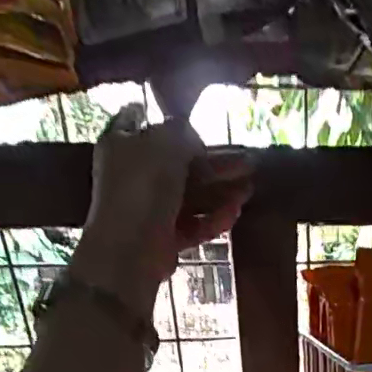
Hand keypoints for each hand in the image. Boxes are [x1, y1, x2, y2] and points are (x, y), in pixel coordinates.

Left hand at [70, 104, 251, 313]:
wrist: (130, 248)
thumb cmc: (143, 185)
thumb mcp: (168, 140)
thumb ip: (185, 133)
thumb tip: (194, 145)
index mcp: (122, 146)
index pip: (140, 125)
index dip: (168, 123)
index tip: (192, 126)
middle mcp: (133, 177)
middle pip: (178, 166)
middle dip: (214, 164)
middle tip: (246, 163)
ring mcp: (148, 211)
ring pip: (189, 198)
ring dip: (220, 192)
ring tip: (249, 189)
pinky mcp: (162, 241)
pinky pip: (191, 226)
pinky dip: (212, 219)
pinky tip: (235, 212)